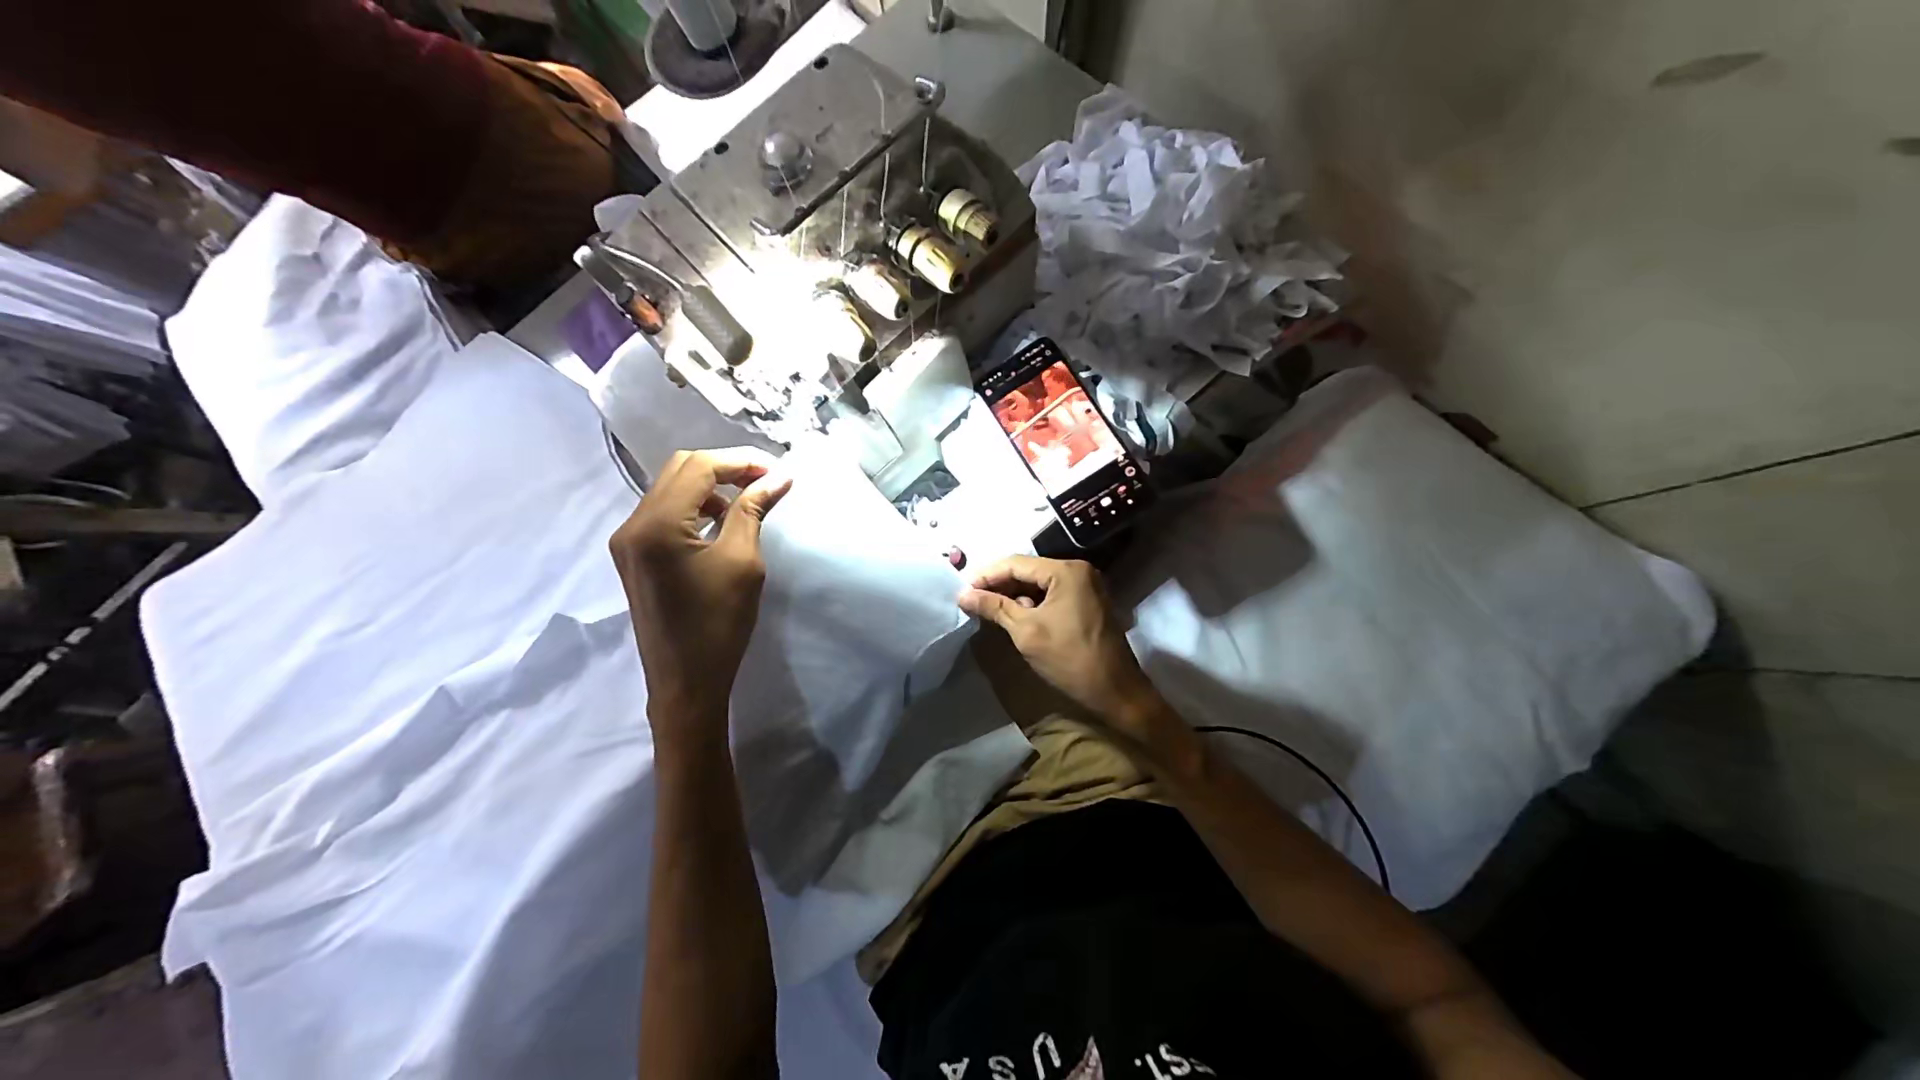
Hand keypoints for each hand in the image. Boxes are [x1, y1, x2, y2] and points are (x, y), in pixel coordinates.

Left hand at [610, 448, 791, 734]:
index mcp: (656, 525)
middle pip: (680, 469)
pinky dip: (695, 507)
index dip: (740, 461)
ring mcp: (628, 540)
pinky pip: (664, 513)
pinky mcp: (633, 555)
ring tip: (748, 500)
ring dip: (710, 486)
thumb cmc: (718, 625)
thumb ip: (753, 510)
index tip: (777, 471)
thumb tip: (777, 477)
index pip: (699, 467)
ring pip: (671, 488)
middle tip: (765, 480)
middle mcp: (632, 524)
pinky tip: (722, 522)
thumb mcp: (743, 562)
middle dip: (725, 468)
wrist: (684, 682)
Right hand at [958, 556, 1170, 745]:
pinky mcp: (1087, 602)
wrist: (1115, 691)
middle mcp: (1078, 570)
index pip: (1016, 564)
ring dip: (1014, 595)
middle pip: (1028, 570)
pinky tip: (1013, 617)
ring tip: (988, 610)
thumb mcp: (1026, 632)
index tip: (963, 592)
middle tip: (972, 601)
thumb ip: (994, 608)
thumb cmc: (1069, 659)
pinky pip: (1052, 594)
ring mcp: (1086, 586)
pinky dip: (1031, 603)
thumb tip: (963, 595)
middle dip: (999, 586)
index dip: (986, 576)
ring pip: (1039, 583)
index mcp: (1066, 571)